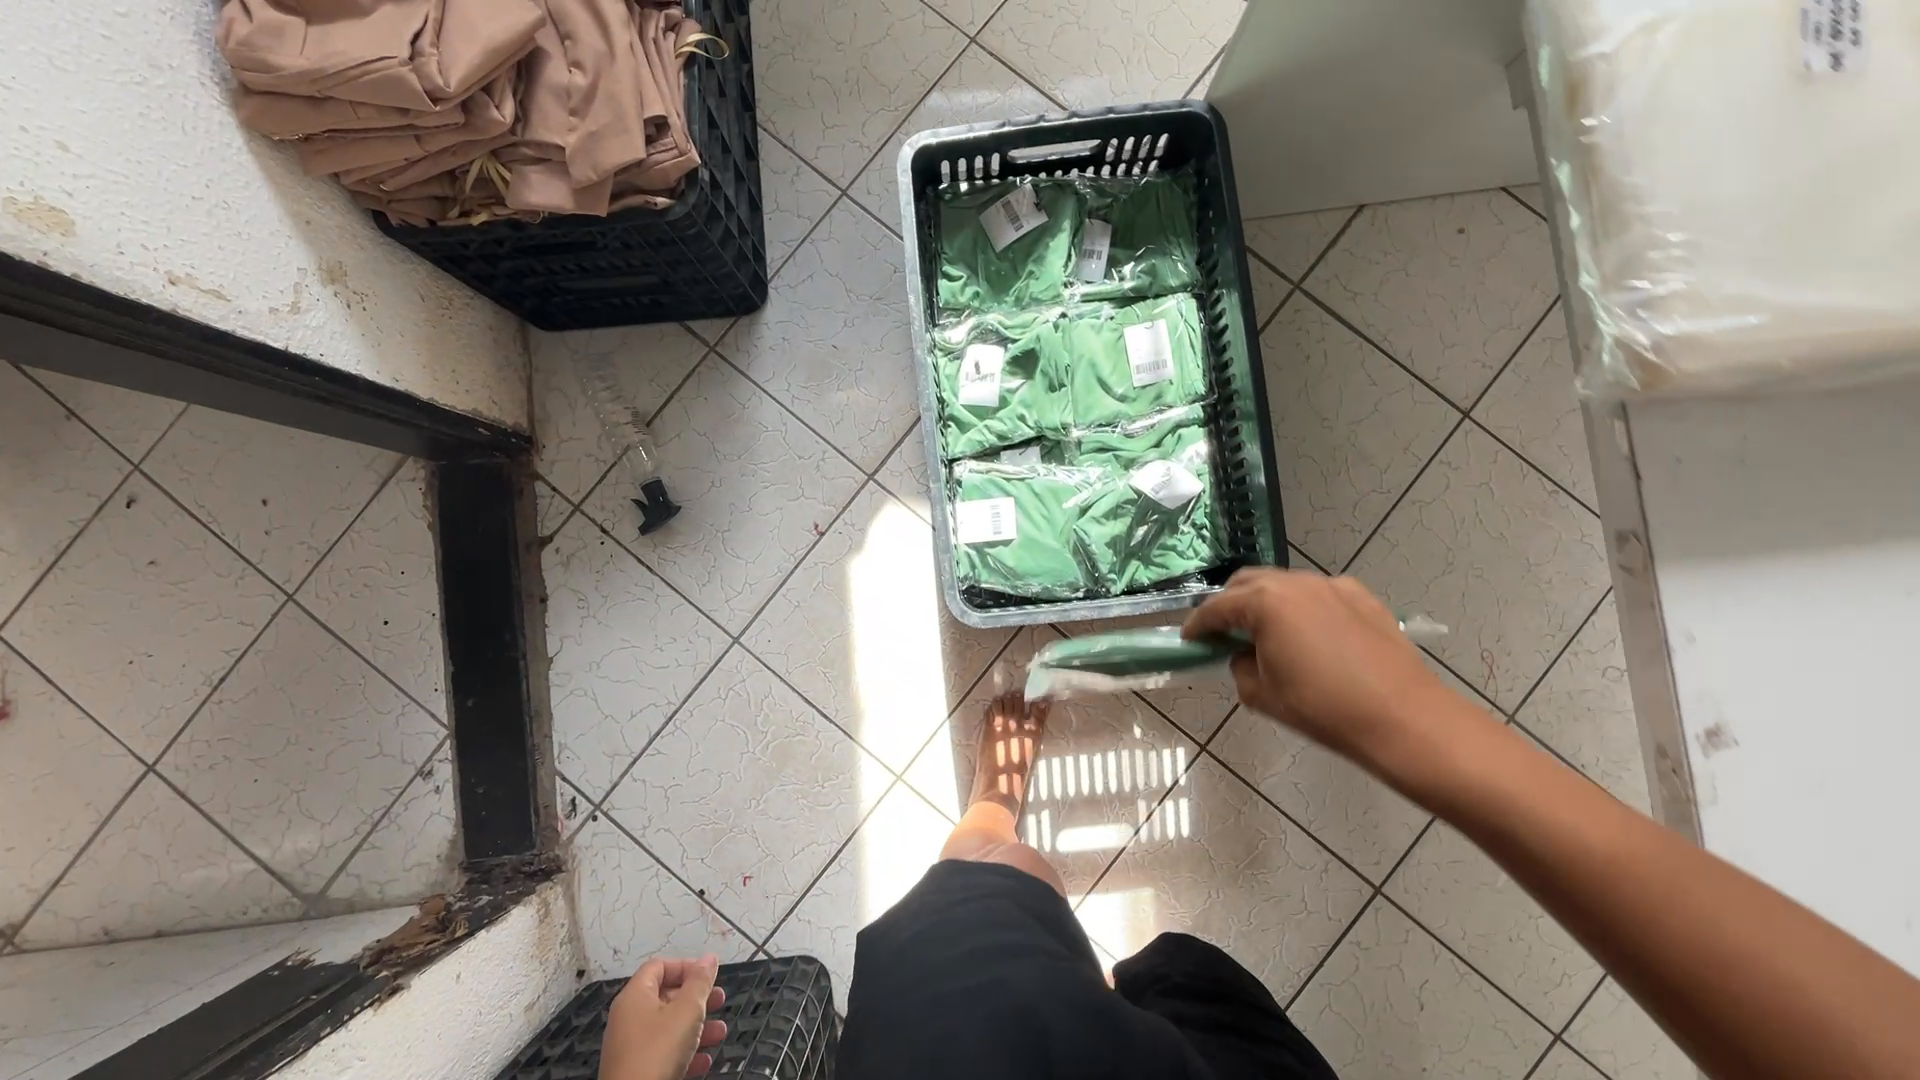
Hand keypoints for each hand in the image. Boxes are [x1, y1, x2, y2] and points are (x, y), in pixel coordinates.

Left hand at [599, 955, 727, 1079]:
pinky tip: (703, 1060)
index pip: (659, 966)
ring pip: (668, 1027)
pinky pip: (663, 1052)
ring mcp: (630, 1046)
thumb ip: (700, 982)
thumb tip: (709, 958)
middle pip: (666, 997)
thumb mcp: (686, 1011)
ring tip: (719, 1033)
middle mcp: (628, 1017)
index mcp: (635, 996)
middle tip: (719, 1001)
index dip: (686, 966)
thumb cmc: (658, 1050)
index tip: (709, 976)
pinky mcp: (636, 1070)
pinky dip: (685, 1052)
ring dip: (697, 1028)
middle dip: (697, 999)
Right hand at [1183, 569, 1476, 769]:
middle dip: (1230, 604)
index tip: (1189, 639)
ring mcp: (1332, 586)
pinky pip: (1318, 595)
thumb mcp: (1263, 695)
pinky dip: (1302, 608)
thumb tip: (1247, 655)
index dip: (1197, 624)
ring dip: (1266, 603)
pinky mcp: (1362, 597)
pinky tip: (1309, 637)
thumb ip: (1241, 666)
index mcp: (1265, 603)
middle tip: (1223, 633)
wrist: (1403, 717)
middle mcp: (1296, 583)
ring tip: (1265, 634)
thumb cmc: (1323, 709)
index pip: (1217, 607)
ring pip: (1284, 585)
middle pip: (1248, 583)